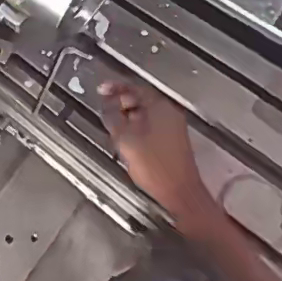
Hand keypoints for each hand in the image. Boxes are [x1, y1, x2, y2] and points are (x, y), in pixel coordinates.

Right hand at [98, 81, 223, 232]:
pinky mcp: (174, 139)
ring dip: (129, 115)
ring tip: (113, 124)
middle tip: (105, 108)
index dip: (115, 87)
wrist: (181, 193)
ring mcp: (174, 126)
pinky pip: (152, 123)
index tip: (101, 90)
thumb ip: (112, 118)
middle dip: (121, 102)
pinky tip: (128, 137)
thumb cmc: (153, 164)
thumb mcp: (125, 139)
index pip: (135, 88)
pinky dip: (138, 125)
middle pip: (142, 98)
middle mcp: (170, 112)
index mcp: (160, 106)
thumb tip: (106, 105)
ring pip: (147, 112)